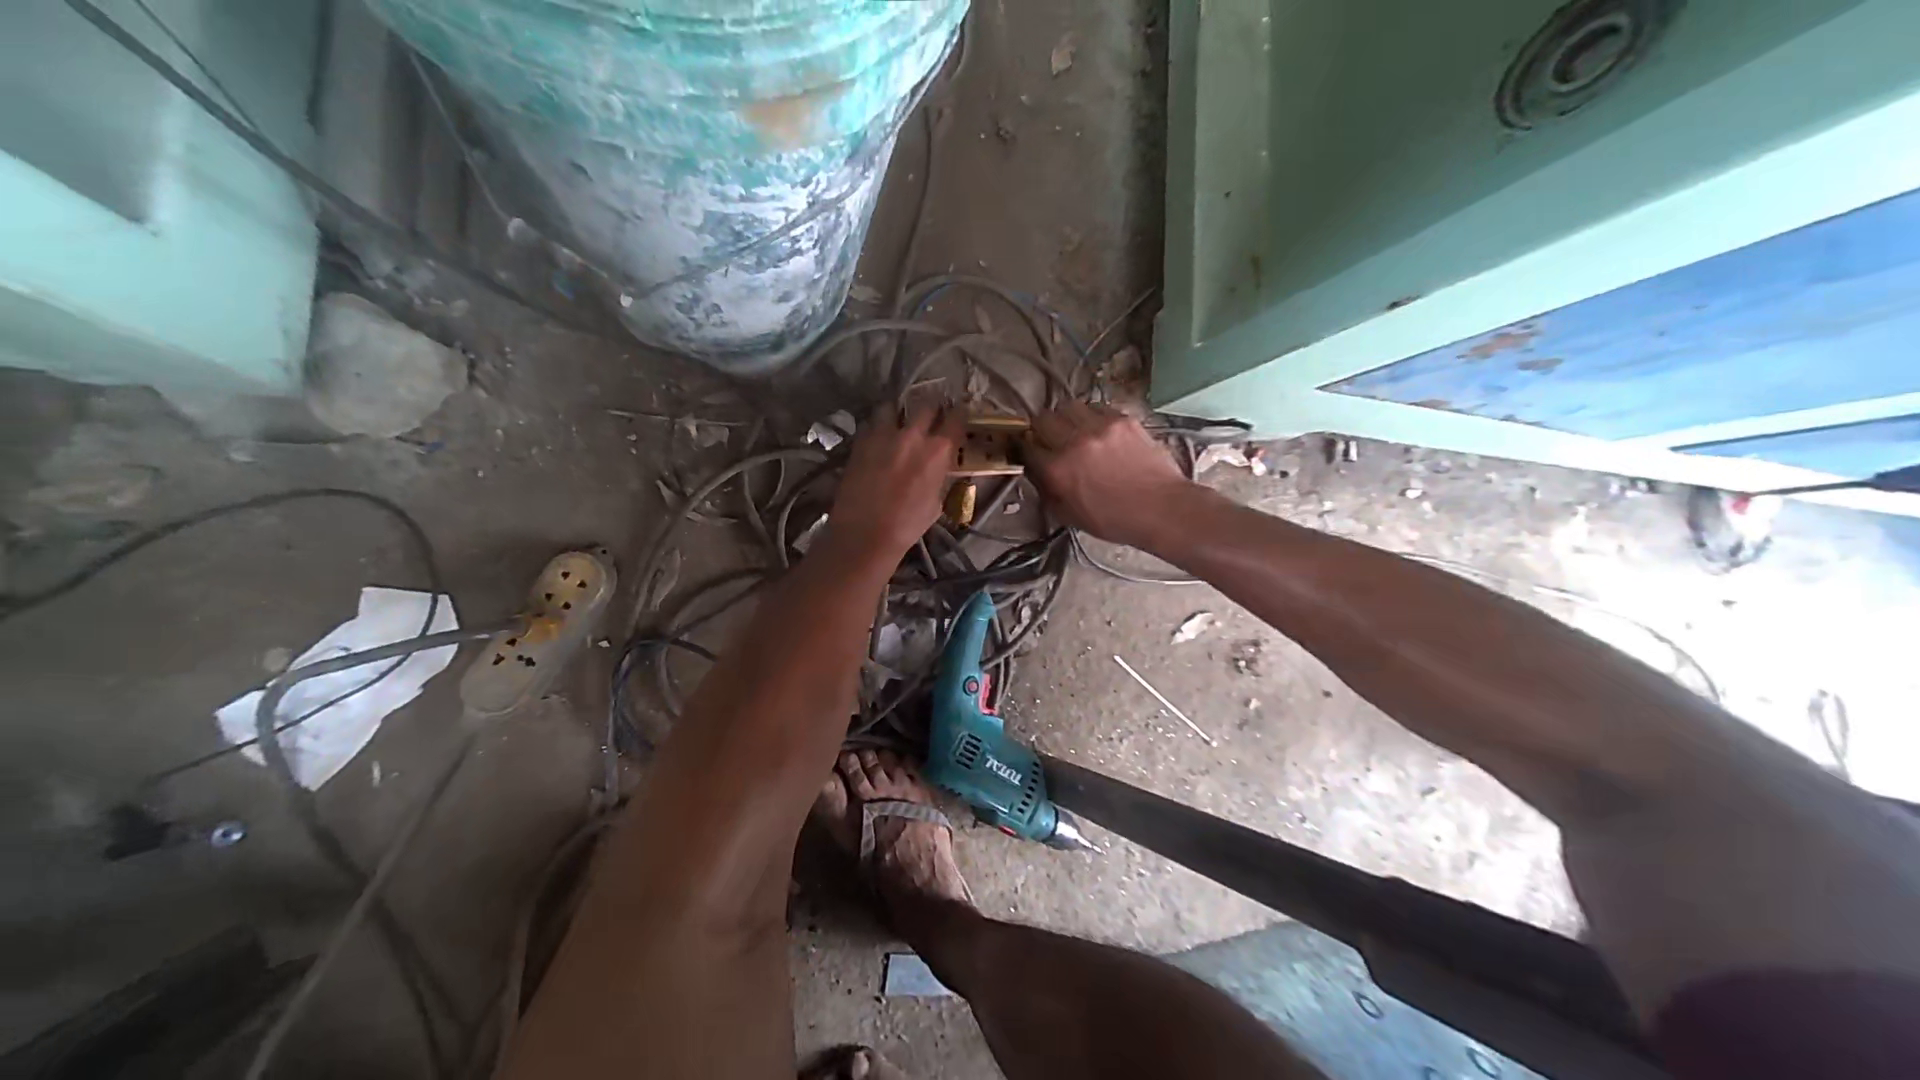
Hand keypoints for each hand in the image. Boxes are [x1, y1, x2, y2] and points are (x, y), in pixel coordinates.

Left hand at [825, 404, 963, 559]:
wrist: (865, 533)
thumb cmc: (907, 525)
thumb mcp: (935, 503)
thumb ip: (939, 478)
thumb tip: (939, 470)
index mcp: (938, 451)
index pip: (956, 419)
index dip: (959, 415)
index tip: (959, 415)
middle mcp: (912, 435)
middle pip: (926, 406)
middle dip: (931, 409)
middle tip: (930, 416)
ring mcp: (883, 435)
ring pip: (892, 407)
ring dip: (898, 413)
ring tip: (898, 421)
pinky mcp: (860, 442)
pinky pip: (871, 424)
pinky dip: (877, 427)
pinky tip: (877, 438)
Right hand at [1025, 402, 1193, 549]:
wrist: (1161, 509)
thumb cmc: (1115, 520)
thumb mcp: (1070, 516)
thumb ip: (1047, 492)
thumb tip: (1036, 473)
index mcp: (1057, 470)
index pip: (1026, 447)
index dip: (1025, 449)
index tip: (1030, 452)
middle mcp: (1074, 442)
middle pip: (1042, 418)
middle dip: (1042, 429)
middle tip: (1050, 439)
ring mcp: (1100, 427)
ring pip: (1068, 406)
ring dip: (1067, 418)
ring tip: (1075, 431)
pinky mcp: (1122, 419)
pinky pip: (1097, 408)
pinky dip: (1093, 417)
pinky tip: (1100, 432)